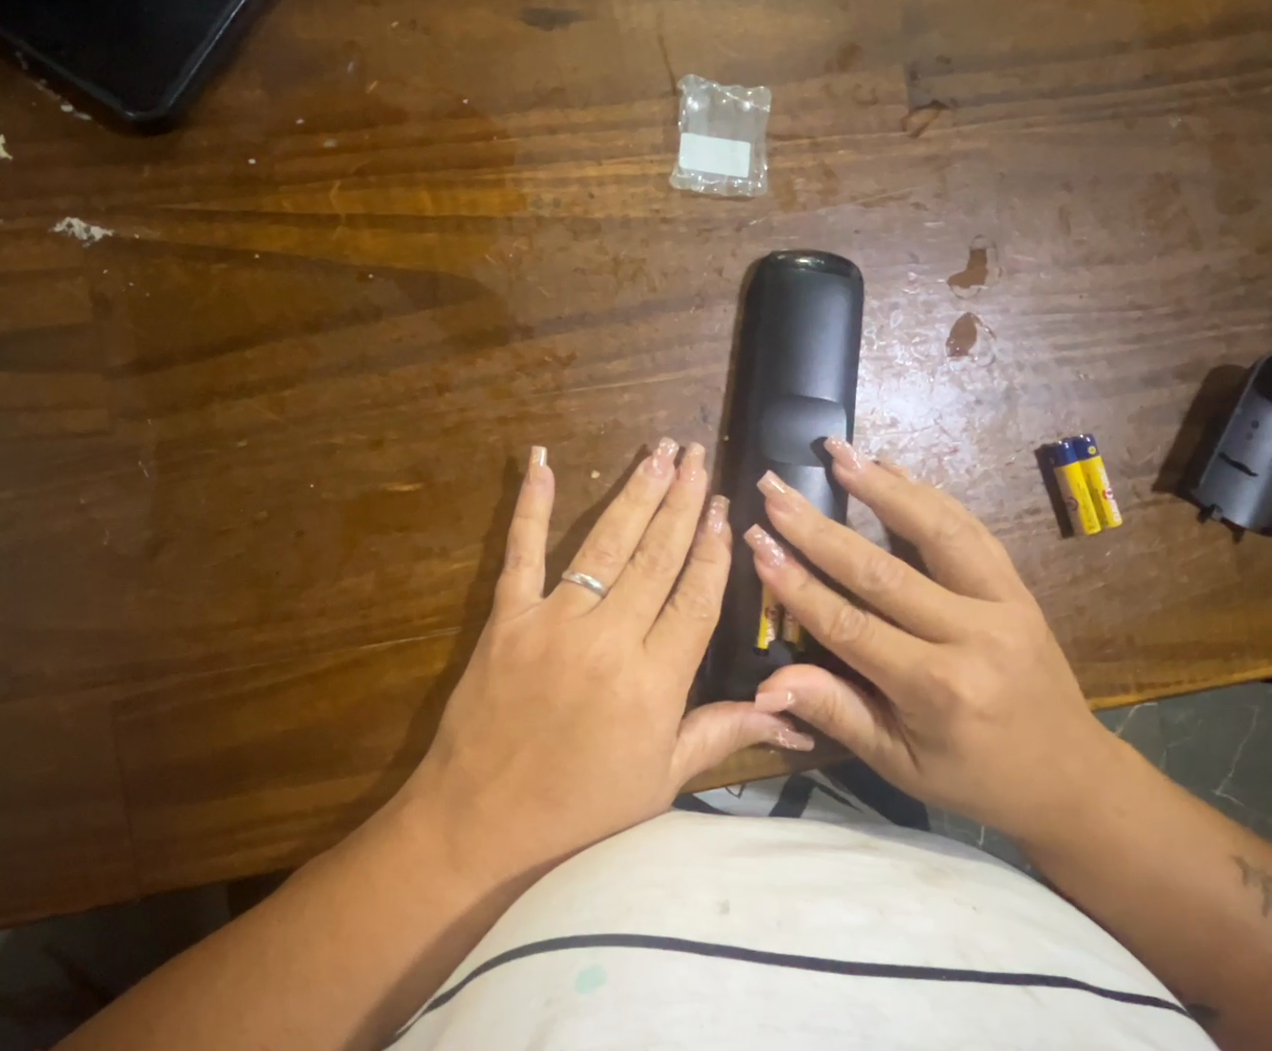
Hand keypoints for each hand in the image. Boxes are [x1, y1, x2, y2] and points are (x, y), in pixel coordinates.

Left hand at [404, 439, 812, 874]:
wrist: (481, 819)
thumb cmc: (579, 809)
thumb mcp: (660, 780)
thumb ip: (721, 734)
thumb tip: (790, 714)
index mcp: (654, 681)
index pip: (696, 599)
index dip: (714, 550)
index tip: (727, 507)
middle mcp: (609, 639)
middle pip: (657, 558)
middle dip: (683, 503)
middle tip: (700, 455)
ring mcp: (553, 622)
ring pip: (604, 546)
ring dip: (635, 494)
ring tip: (661, 453)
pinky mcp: (506, 618)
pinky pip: (521, 553)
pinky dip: (530, 506)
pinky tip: (540, 461)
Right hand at [742, 437, 1123, 843]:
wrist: (1070, 776)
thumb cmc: (973, 778)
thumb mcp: (899, 761)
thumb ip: (836, 712)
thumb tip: (768, 687)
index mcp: (938, 688)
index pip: (850, 625)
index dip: (797, 584)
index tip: (757, 542)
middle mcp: (973, 635)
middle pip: (882, 570)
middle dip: (819, 527)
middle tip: (773, 490)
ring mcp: (1004, 603)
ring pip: (936, 531)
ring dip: (881, 487)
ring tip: (835, 451)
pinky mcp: (1018, 587)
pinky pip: (969, 531)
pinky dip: (929, 495)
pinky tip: (893, 469)